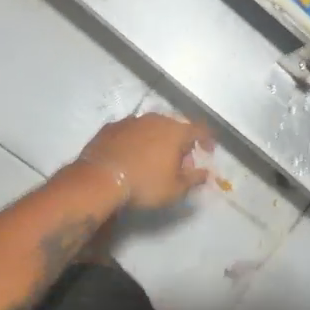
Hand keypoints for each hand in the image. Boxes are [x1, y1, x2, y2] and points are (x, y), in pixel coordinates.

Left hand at [76, 113, 213, 210]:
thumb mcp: (175, 189)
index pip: (199, 129)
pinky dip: (137, 141)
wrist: (99, 179)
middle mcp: (155, 120)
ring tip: (155, 160)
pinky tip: (133, 156)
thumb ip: (194, 179)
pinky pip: (132, 132)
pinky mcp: (111, 127)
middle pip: (175, 127)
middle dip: (181, 143)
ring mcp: (131, 121)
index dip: (208, 139)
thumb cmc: (144, 184)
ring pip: (152, 127)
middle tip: (180, 163)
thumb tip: (205, 173)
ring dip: (158, 141)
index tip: (209, 150)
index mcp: (175, 131)